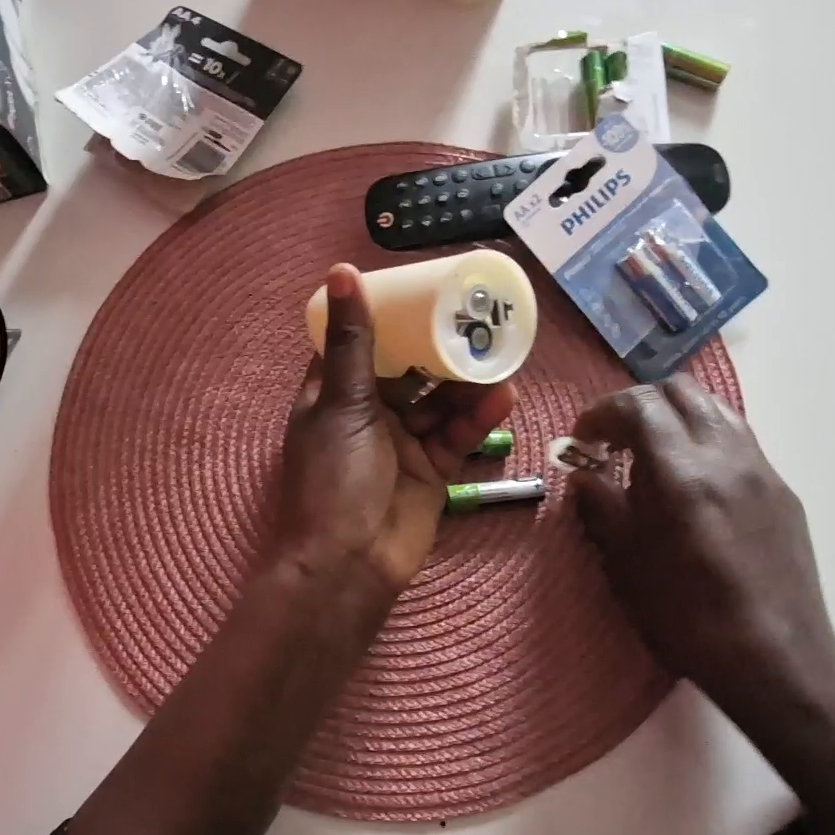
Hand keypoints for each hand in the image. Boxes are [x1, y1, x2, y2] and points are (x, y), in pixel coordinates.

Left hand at [275, 263, 514, 596]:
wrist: (351, 564)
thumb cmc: (335, 478)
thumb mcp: (342, 403)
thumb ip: (353, 342)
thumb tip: (340, 271)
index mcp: (333, 393)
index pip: (361, 343)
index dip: (388, 316)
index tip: (423, 287)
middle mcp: (367, 413)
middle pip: (409, 369)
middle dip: (440, 347)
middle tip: (479, 317)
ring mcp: (401, 442)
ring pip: (439, 402)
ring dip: (466, 382)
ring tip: (499, 354)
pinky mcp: (432, 470)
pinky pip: (457, 436)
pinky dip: (477, 419)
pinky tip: (502, 397)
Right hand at [568, 375, 834, 703]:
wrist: (774, 659)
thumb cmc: (686, 616)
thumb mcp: (625, 562)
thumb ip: (601, 506)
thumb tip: (583, 476)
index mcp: (681, 472)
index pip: (638, 405)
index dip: (601, 413)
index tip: (581, 440)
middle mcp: (726, 455)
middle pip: (681, 391)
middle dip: (639, 405)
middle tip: (614, 442)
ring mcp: (761, 470)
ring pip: (716, 409)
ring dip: (675, 418)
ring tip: (652, 457)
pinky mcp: (782, 491)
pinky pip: (738, 440)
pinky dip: (704, 441)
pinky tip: (690, 485)